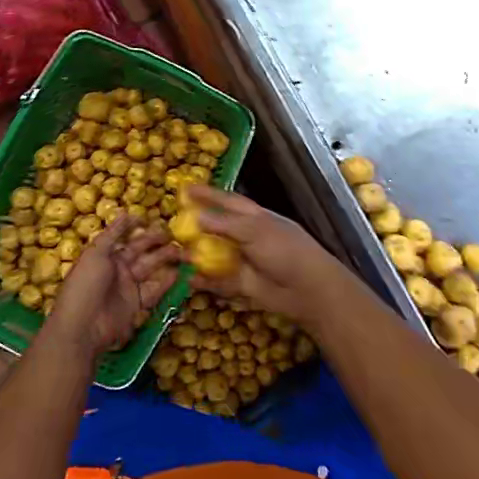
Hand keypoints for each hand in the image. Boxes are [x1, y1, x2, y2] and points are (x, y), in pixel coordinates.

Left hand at [38, 217, 180, 362]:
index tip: (157, 221)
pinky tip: (179, 273)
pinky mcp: (137, 304)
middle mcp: (118, 269)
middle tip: (177, 236)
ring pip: (151, 269)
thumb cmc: (85, 285)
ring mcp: (128, 287)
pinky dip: (167, 282)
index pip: (127, 238)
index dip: (140, 229)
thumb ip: (112, 234)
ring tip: (185, 252)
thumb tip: (125, 213)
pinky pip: (154, 289)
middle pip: (142, 252)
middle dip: (158, 243)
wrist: (83, 326)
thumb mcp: (95, 254)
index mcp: (106, 255)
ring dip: (166, 260)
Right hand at [185, 187, 360, 328]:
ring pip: (213, 255)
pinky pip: (217, 281)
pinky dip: (203, 280)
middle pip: (216, 228)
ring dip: (195, 254)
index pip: (226, 201)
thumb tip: (196, 216)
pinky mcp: (241, 284)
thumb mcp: (255, 230)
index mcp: (254, 217)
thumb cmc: (285, 251)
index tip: (185, 189)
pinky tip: (187, 278)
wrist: (307, 289)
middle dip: (195, 226)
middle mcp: (246, 236)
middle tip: (171, 225)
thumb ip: (224, 223)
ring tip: (173, 253)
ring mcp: (243, 260)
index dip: (207, 194)